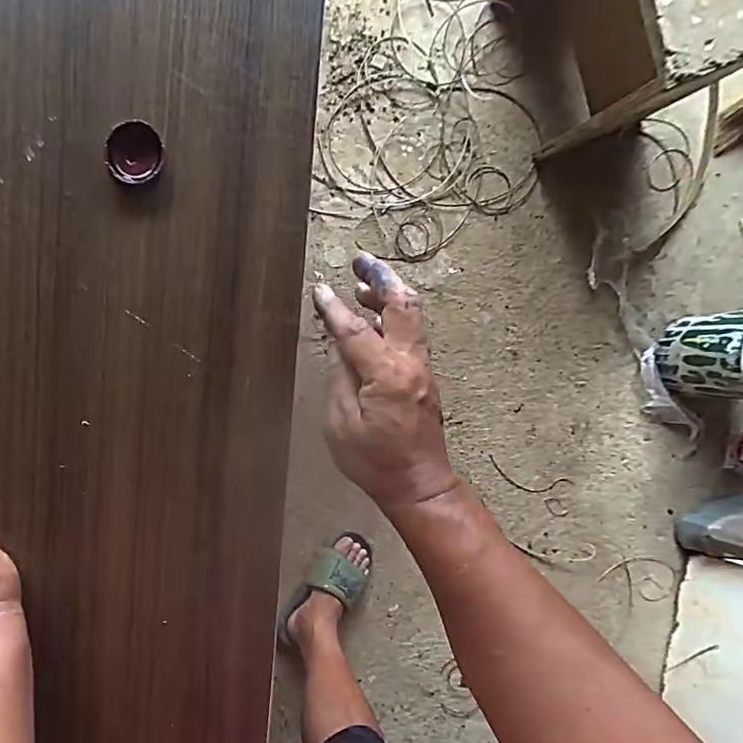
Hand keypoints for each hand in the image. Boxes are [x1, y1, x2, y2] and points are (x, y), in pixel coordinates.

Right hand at [312, 252, 457, 511]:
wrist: (418, 482)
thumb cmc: (372, 460)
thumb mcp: (341, 423)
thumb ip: (339, 378)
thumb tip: (338, 346)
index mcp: (388, 376)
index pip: (357, 330)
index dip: (334, 308)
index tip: (319, 288)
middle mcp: (412, 364)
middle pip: (403, 306)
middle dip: (382, 279)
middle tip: (361, 260)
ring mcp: (423, 368)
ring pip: (413, 316)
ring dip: (390, 292)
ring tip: (364, 281)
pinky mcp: (424, 376)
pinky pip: (412, 332)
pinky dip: (395, 312)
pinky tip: (376, 312)